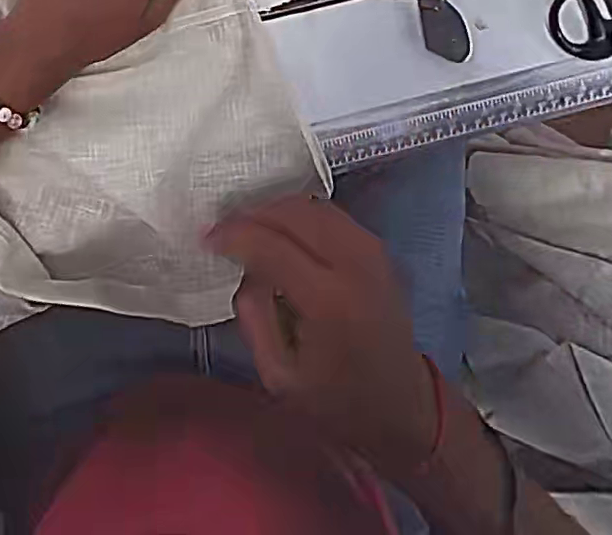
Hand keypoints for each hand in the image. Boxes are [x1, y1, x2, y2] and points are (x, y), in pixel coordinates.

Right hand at [207, 196, 439, 478]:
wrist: (404, 407)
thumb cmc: (336, 399)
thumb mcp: (277, 374)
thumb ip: (253, 313)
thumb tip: (245, 266)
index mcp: (329, 300)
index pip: (270, 243)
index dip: (232, 234)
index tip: (207, 238)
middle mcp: (354, 263)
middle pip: (290, 212)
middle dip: (250, 215)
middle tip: (223, 231)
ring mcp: (371, 250)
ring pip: (309, 204)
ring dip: (272, 210)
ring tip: (248, 230)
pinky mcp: (376, 247)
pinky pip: (326, 212)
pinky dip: (296, 213)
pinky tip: (280, 232)